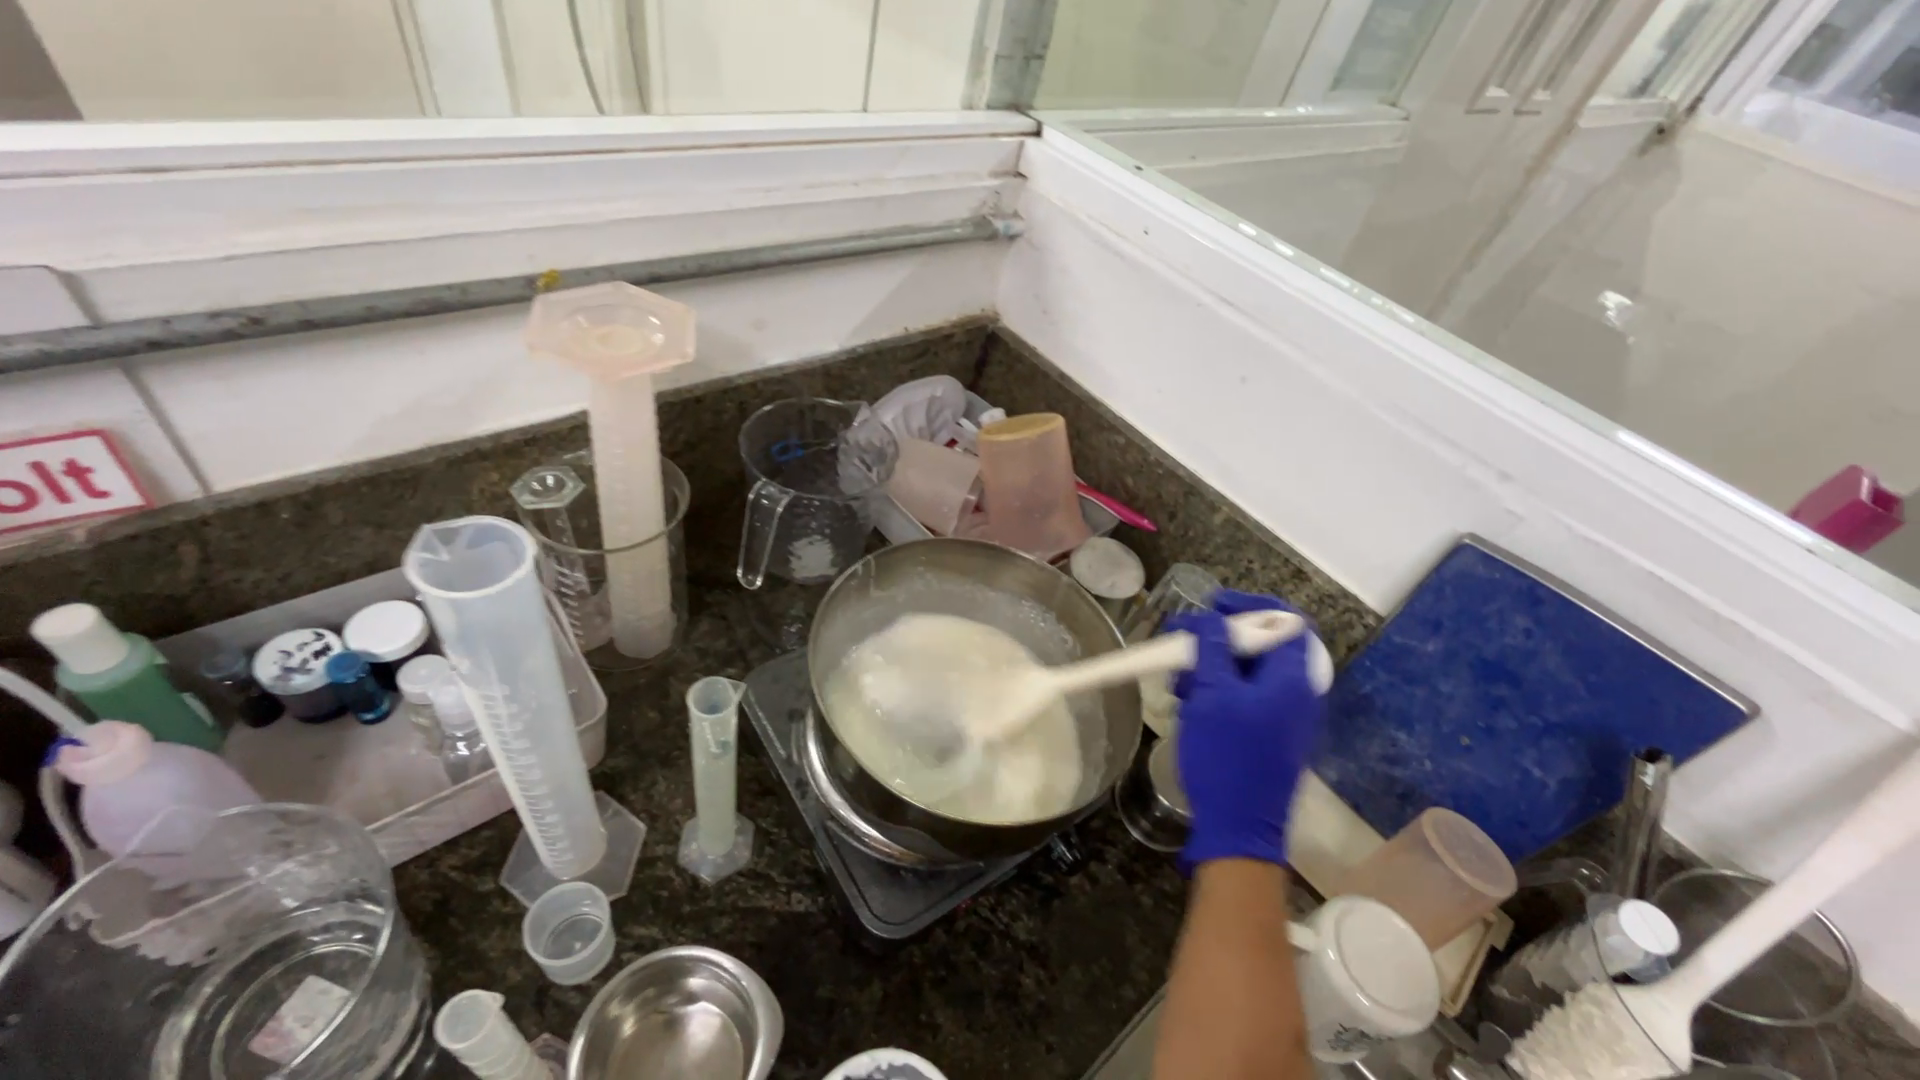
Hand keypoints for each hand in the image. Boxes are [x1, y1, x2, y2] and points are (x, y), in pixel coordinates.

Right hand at [1166, 590, 1328, 872]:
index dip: (1249, 605)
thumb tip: (1209, 617)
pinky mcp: (1270, 734)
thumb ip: (1212, 646)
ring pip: (1249, 672)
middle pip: (1263, 645)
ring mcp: (1285, 716)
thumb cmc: (1226, 754)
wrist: (1239, 825)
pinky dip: (1218, 691)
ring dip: (1213, 668)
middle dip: (1219, 640)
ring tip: (1180, 683)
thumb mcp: (1212, 693)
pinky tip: (1190, 705)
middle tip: (1184, 647)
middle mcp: (1297, 692)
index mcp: (1292, 677)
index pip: (1285, 619)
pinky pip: (1246, 697)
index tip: (1211, 607)